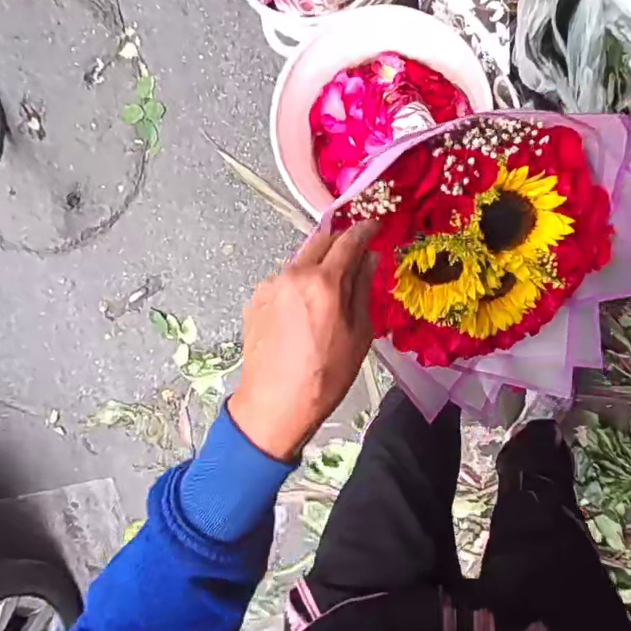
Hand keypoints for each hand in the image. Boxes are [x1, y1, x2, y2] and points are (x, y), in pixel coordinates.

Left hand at [226, 222, 376, 461]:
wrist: (274, 405)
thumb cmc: (326, 374)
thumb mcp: (359, 332)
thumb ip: (362, 288)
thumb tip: (369, 259)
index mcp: (323, 282)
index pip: (348, 241)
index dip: (364, 230)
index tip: (375, 225)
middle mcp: (293, 274)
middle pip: (320, 241)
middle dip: (340, 242)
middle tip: (356, 253)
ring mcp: (270, 286)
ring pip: (301, 261)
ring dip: (319, 264)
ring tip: (331, 290)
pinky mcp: (255, 301)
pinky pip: (285, 280)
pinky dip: (300, 283)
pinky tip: (306, 309)